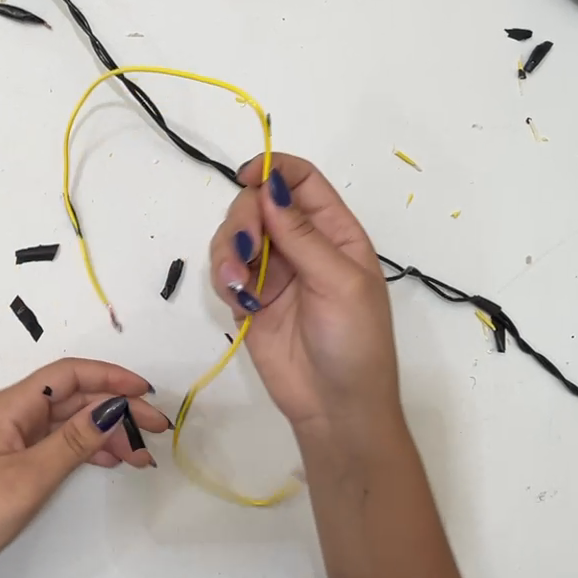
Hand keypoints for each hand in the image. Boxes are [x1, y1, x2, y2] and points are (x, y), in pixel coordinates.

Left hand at [0, 358, 166, 577]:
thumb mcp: (31, 476)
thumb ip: (74, 440)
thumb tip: (113, 407)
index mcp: (14, 404)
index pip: (70, 374)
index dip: (110, 377)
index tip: (146, 392)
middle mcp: (17, 412)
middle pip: (76, 397)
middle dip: (117, 408)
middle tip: (158, 430)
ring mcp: (18, 437)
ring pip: (73, 421)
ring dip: (108, 432)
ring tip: (143, 454)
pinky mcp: (21, 460)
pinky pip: (64, 443)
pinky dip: (91, 449)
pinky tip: (114, 460)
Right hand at [207, 153, 399, 434]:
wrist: (334, 407)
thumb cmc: (355, 343)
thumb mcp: (340, 284)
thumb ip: (302, 236)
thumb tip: (269, 188)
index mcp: (335, 233)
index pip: (302, 181)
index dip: (274, 170)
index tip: (246, 178)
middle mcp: (301, 244)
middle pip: (258, 203)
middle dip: (244, 221)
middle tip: (246, 253)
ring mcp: (272, 270)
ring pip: (235, 233)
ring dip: (228, 251)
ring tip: (238, 286)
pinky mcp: (247, 296)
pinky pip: (223, 268)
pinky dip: (222, 276)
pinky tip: (238, 299)